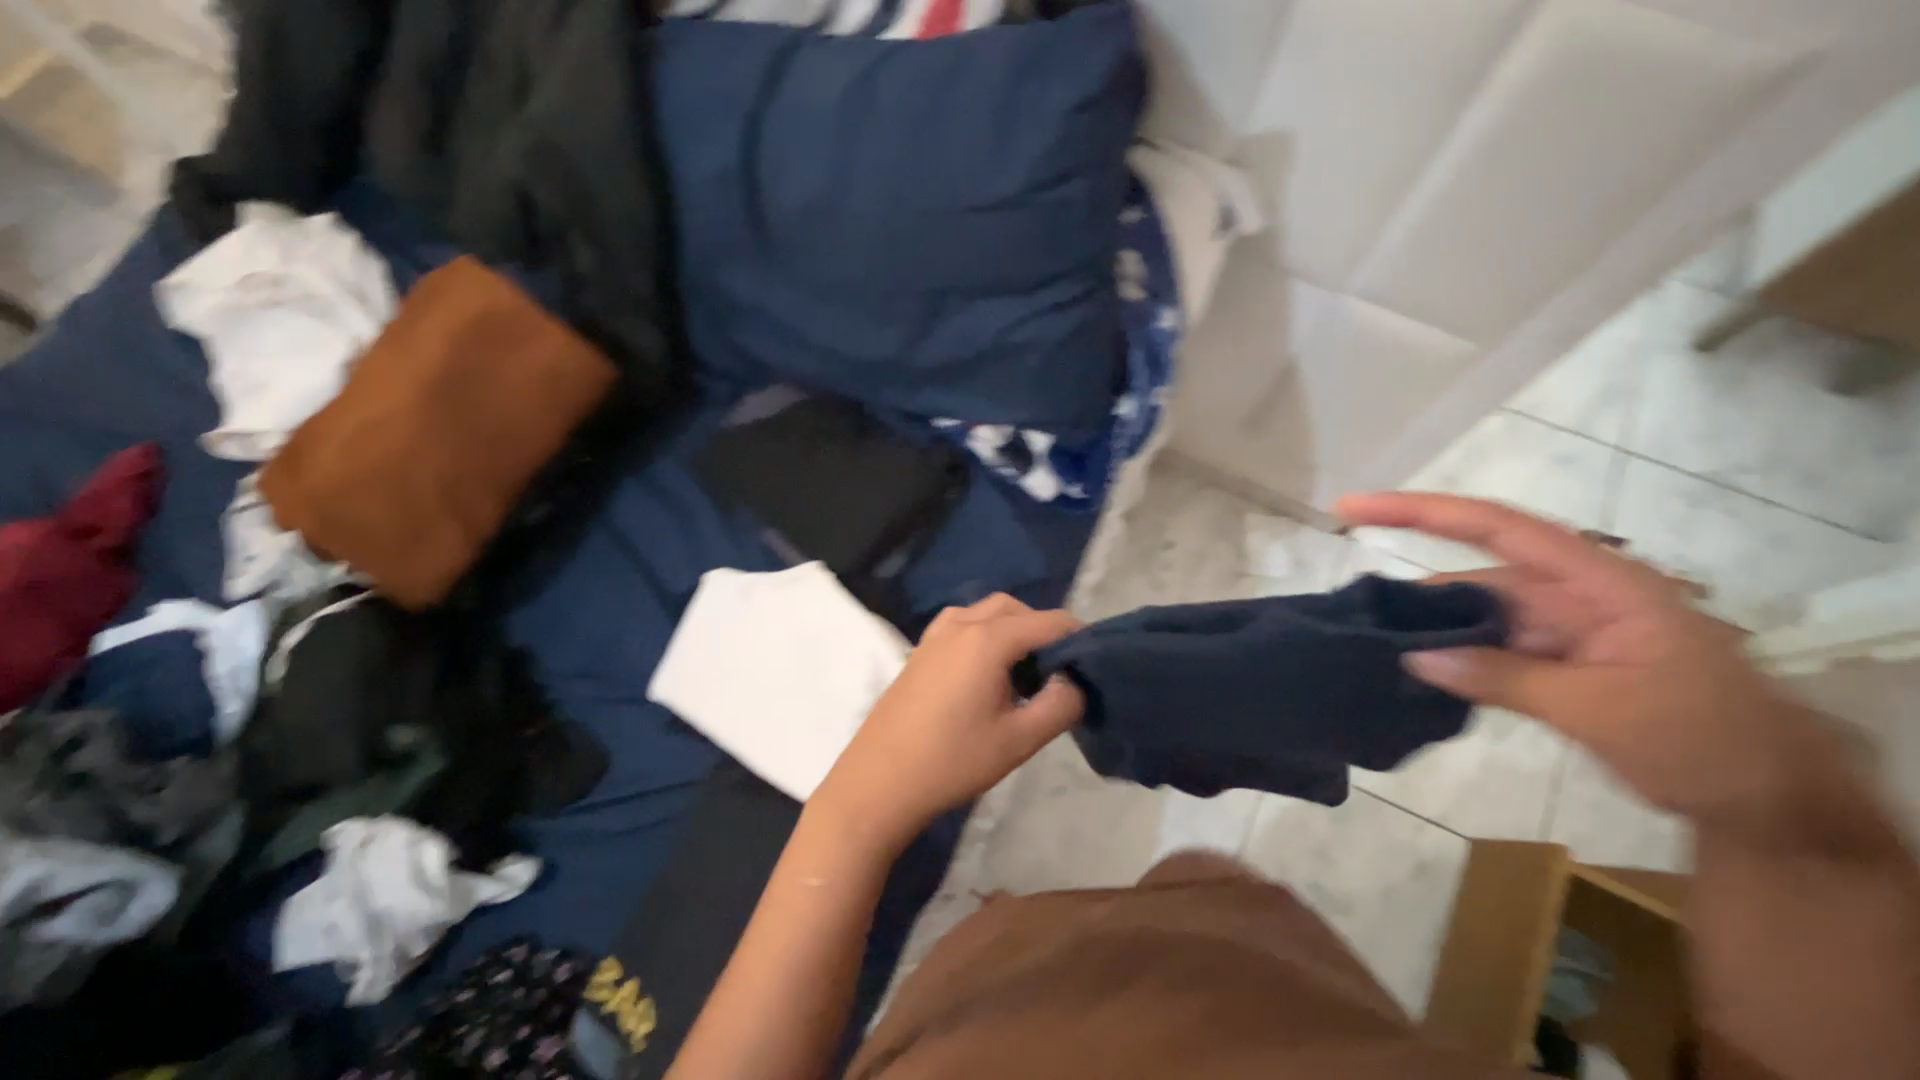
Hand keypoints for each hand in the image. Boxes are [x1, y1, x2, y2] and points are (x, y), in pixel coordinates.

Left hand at [810, 595, 1085, 853]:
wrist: (878, 782)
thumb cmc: (952, 761)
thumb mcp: (1019, 740)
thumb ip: (1060, 705)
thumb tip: (1074, 682)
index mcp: (987, 639)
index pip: (1048, 621)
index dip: (1078, 637)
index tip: (1095, 665)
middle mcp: (960, 624)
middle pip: (1015, 609)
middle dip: (1043, 631)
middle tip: (1060, 672)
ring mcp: (934, 636)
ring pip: (985, 614)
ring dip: (1012, 632)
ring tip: (1025, 676)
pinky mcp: (918, 652)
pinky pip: (962, 627)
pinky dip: (985, 638)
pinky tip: (988, 679)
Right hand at [1336, 493, 1812, 827]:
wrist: (1773, 802)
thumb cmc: (1702, 740)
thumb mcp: (1598, 709)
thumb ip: (1503, 677)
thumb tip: (1413, 657)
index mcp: (1596, 582)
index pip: (1497, 528)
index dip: (1421, 511)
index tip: (1354, 506)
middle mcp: (1576, 595)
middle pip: (1478, 576)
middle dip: (1416, 591)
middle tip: (1351, 614)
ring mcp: (1568, 631)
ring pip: (1480, 618)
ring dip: (1433, 634)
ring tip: (1371, 650)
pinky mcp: (1561, 665)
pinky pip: (1494, 651)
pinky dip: (1457, 663)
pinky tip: (1418, 678)